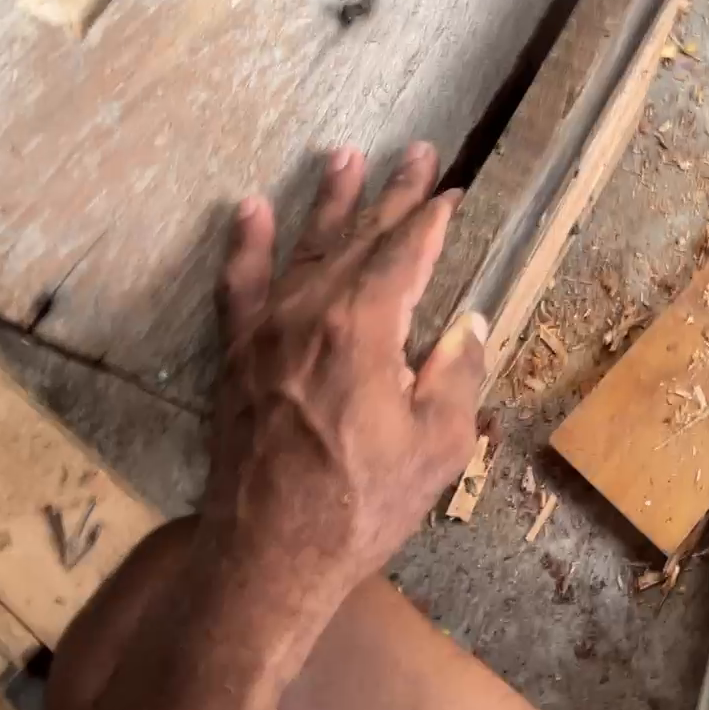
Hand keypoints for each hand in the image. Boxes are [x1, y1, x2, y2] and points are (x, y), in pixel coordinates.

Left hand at [202, 142, 484, 612]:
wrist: (268, 558)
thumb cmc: (365, 502)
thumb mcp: (439, 442)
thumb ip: (457, 371)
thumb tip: (470, 320)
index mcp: (365, 329)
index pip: (406, 253)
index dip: (432, 218)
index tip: (452, 190)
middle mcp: (311, 313)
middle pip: (360, 238)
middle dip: (393, 194)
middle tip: (416, 151)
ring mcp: (266, 331)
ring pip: (303, 248)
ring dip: (329, 202)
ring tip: (344, 157)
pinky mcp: (237, 356)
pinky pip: (239, 286)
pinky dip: (244, 245)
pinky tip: (248, 209)